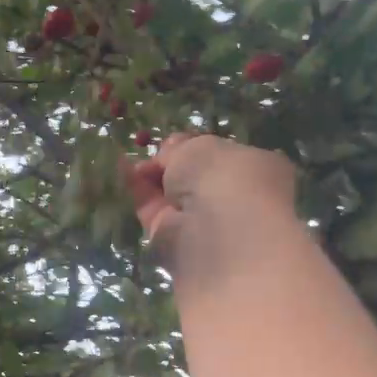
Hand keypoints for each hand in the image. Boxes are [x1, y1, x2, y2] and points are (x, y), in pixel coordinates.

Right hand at [123, 132, 297, 290]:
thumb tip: (169, 149)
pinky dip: (137, 189)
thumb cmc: (224, 178)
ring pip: (170, 193)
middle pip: (192, 175)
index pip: (221, 155)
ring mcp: (201, 218)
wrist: (214, 231)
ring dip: (151, 176)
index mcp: (255, 169)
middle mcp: (231, 195)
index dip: (195, 146)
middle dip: (170, 163)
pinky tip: (121, 171)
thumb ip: (181, 146)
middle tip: (151, 152)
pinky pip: (151, 207)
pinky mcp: (171, 235)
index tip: (173, 141)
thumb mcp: (201, 147)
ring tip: (130, 160)